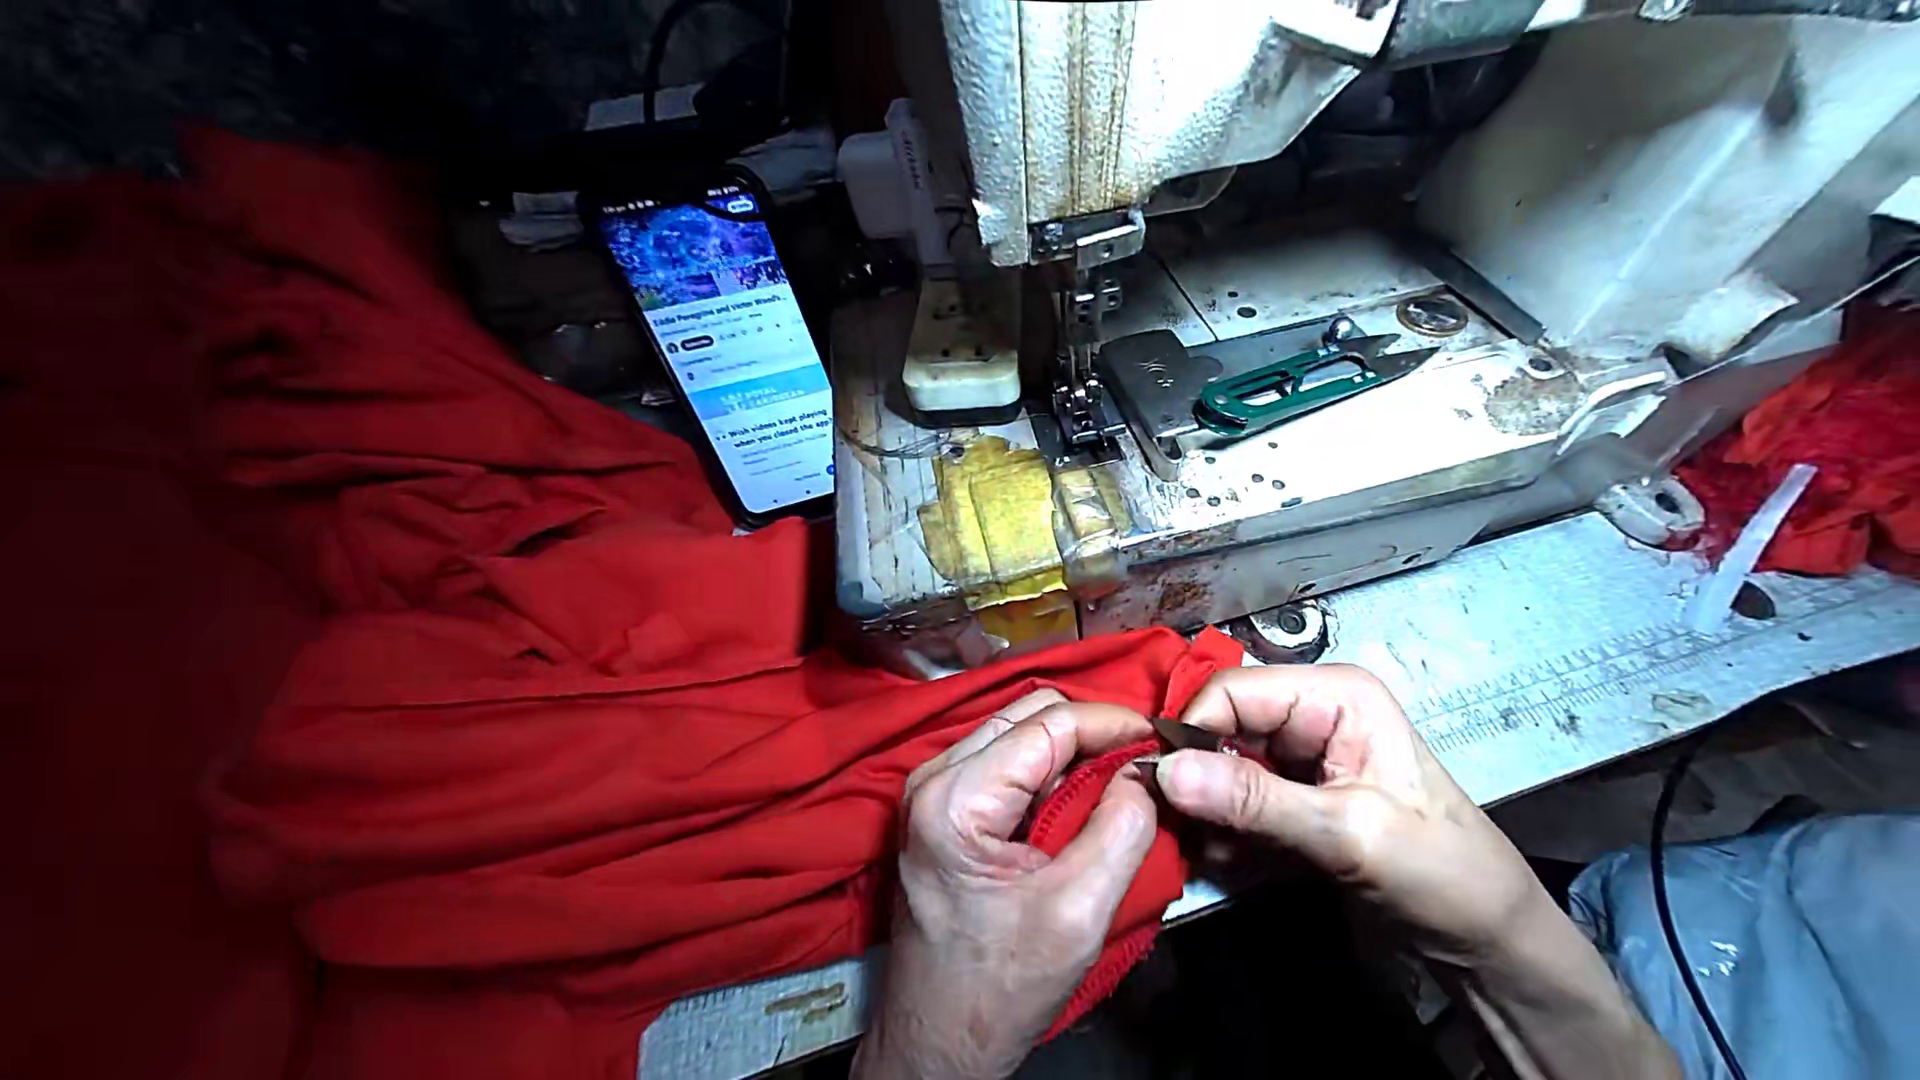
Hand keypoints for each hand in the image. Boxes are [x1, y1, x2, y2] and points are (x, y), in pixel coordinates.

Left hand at [855, 689, 1157, 1079]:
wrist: (938, 1032)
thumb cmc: (1000, 985)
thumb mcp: (1078, 913)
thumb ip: (1121, 830)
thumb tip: (1143, 770)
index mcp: (956, 797)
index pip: (1047, 724)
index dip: (1109, 723)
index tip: (1156, 738)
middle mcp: (936, 774)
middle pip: (1029, 714)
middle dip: (1090, 731)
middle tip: (1137, 763)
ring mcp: (935, 782)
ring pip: (1019, 729)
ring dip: (1071, 748)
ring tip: (1113, 782)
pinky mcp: (944, 798)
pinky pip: (1006, 756)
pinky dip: (1048, 767)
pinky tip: (1075, 798)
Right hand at [1153, 665, 1543, 965]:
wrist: (1491, 948)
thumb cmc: (1446, 876)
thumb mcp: (1349, 835)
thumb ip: (1253, 800)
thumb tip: (1164, 771)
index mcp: (1331, 695)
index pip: (1230, 691)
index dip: (1192, 733)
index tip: (1164, 785)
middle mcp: (1306, 711)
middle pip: (1219, 725)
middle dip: (1196, 775)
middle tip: (1179, 823)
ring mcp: (1295, 752)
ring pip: (1217, 762)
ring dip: (1205, 806)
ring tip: (1208, 847)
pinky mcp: (1287, 790)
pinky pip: (1230, 794)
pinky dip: (1219, 824)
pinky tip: (1225, 854)